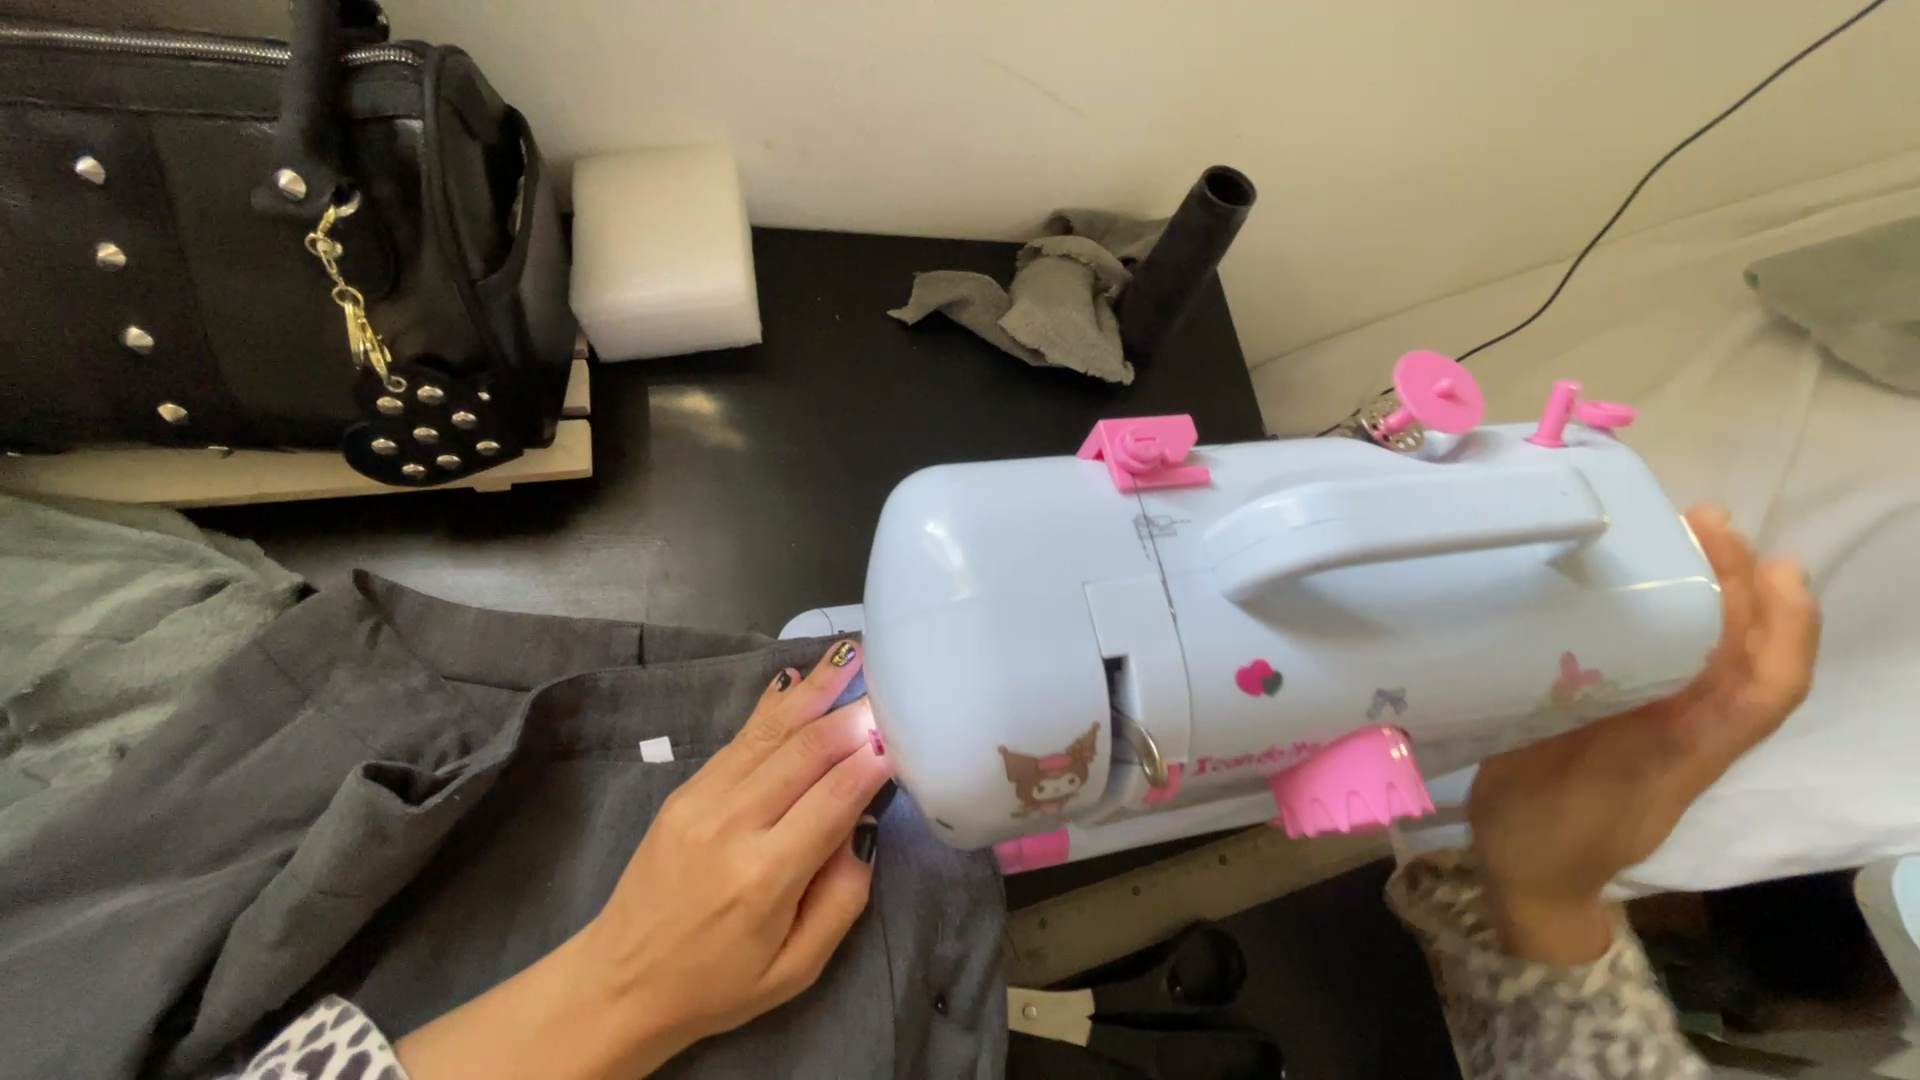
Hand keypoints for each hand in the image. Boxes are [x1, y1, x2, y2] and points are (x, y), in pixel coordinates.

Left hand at [395, 640, 891, 1078]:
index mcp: (765, 875)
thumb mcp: (797, 968)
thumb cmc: (719, 984)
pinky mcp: (686, 789)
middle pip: (805, 751)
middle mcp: (732, 824)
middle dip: (852, 715)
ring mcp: (702, 800)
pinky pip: (740, 738)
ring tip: (849, 655)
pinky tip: (800, 680)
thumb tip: (864, 826)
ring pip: (771, 732)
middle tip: (891, 686)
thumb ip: (844, 897)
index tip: (904, 731)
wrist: (619, 982)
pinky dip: (776, 706)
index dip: (873, 759)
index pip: (834, 797)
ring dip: (816, 692)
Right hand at [1467, 506, 1820, 965]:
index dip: (1776, 627)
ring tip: (1685, 539)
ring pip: (1709, 656)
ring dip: (1713, 596)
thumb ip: (1600, 741)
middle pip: (1740, 656)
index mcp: (1680, 750)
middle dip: (1742, 588)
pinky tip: (1635, 591)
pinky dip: (1667, 621)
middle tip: (1704, 521)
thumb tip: (1625, 678)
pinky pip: (1662, 663)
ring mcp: (1654, 725)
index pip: (1760, 686)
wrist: (1532, 873)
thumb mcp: (1563, 790)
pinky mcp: (1619, 719)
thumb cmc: (1544, 834)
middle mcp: (1683, 732)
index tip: (1766, 563)